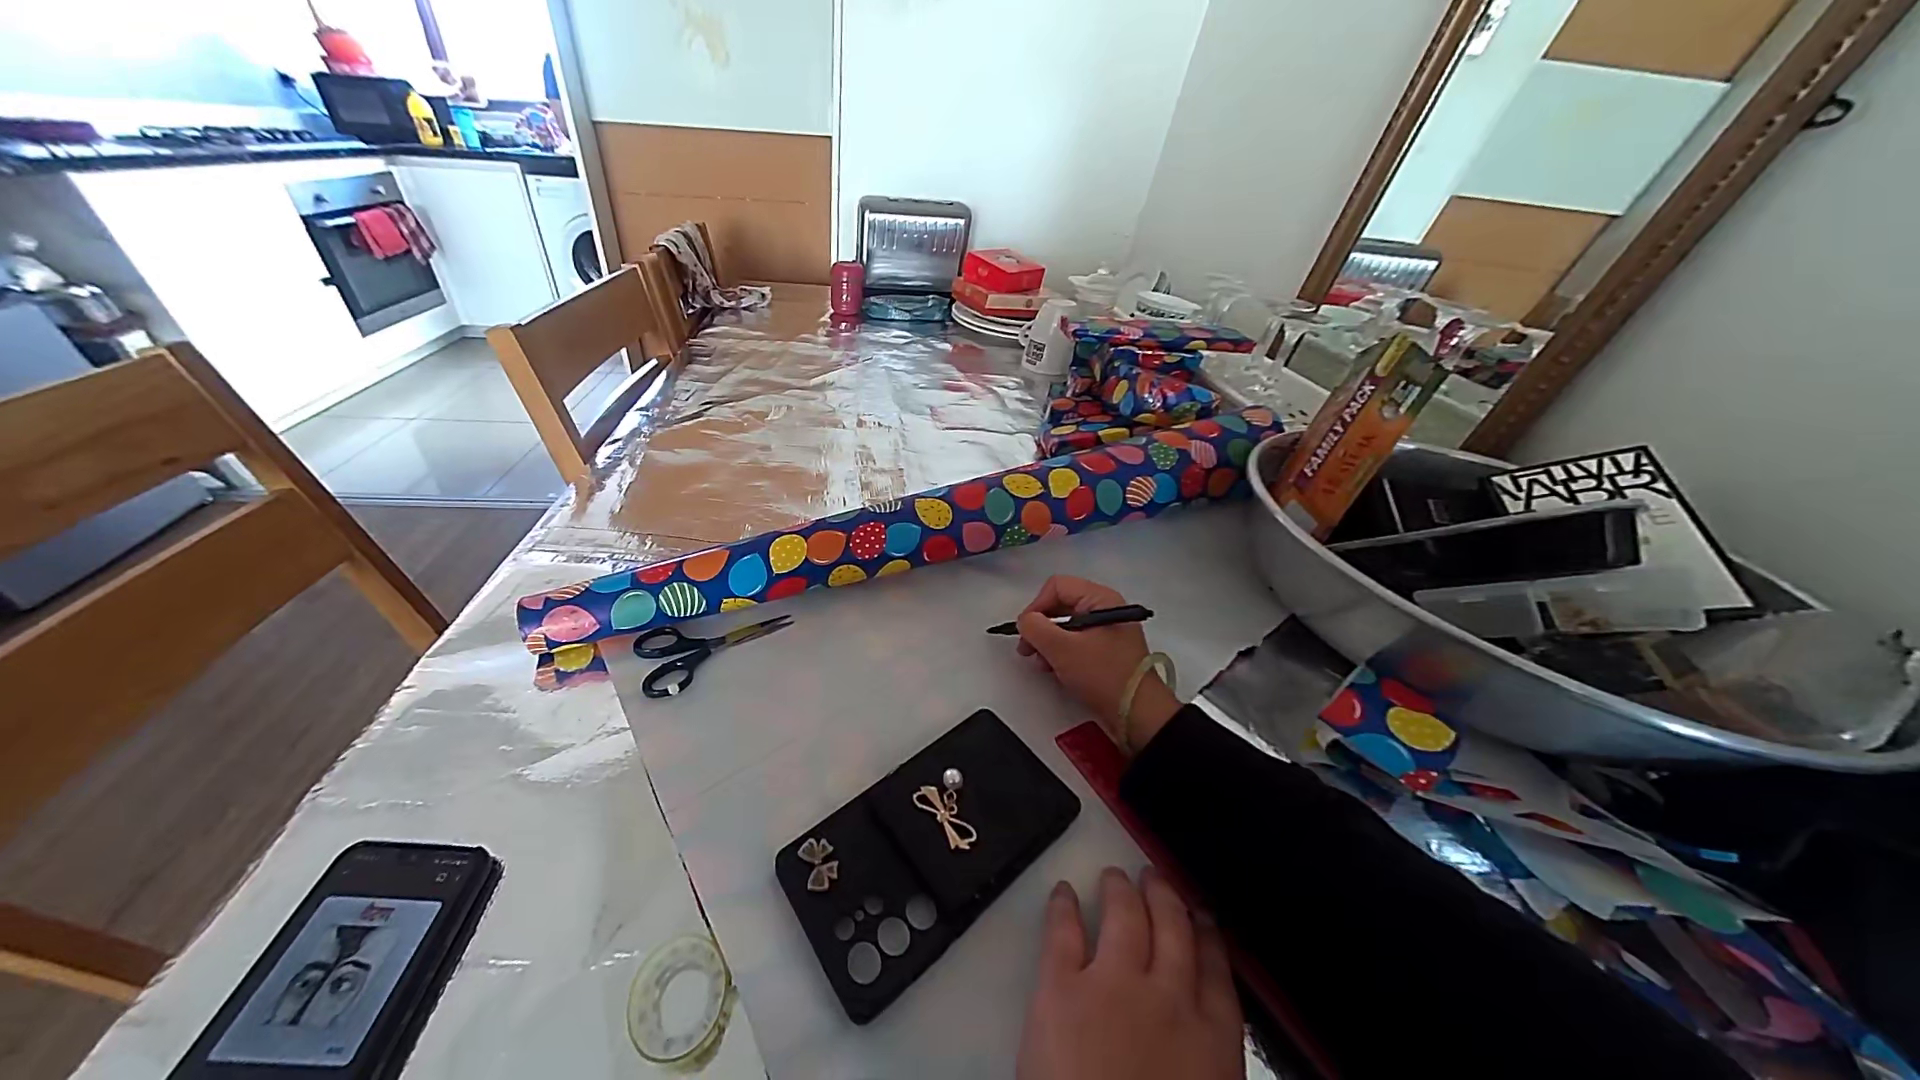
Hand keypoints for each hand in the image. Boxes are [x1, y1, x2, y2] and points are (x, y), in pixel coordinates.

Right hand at [1015, 576, 1180, 751]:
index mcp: (1100, 599)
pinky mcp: (1106, 650)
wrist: (1138, 713)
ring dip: (1048, 643)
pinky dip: (1061, 653)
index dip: (1036, 606)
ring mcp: (1106, 630)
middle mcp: (1105, 609)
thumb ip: (1035, 628)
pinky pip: (1076, 642)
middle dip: (1041, 627)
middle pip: (1061, 605)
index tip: (1026, 632)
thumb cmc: (1102, 674)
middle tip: (1028, 650)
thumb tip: (1026, 621)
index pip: (1057, 586)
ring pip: (1066, 626)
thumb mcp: (1062, 649)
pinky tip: (1056, 670)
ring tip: (1043, 664)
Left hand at [1017, 868, 1243, 1079]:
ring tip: (1114, 875)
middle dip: (1164, 897)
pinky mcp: (1061, 986)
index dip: (1208, 935)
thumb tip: (1199, 1039)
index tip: (1202, 914)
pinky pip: (1064, 931)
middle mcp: (1170, 997)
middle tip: (1154, 877)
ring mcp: (1114, 984)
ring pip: (1124, 916)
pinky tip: (1063, 891)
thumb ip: (1205, 1060)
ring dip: (1120, 890)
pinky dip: (1063, 906)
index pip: (1216, 970)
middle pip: (1172, 929)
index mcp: (1213, 1039)